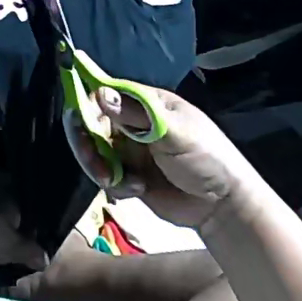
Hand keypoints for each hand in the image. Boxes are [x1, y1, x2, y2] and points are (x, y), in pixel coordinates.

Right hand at [66, 85, 256, 228]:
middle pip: (91, 123)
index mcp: (144, 103)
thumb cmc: (207, 158)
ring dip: (96, 165)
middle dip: (85, 141)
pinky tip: (136, 189)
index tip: (77, 120)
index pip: (104, 94)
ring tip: (112, 180)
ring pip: (93, 150)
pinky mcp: (127, 174)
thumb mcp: (175, 132)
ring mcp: (128, 149)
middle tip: (91, 158)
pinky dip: (114, 183)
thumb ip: (137, 114)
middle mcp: (131, 122)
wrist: (223, 207)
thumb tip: (100, 94)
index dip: (87, 103)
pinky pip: (104, 173)